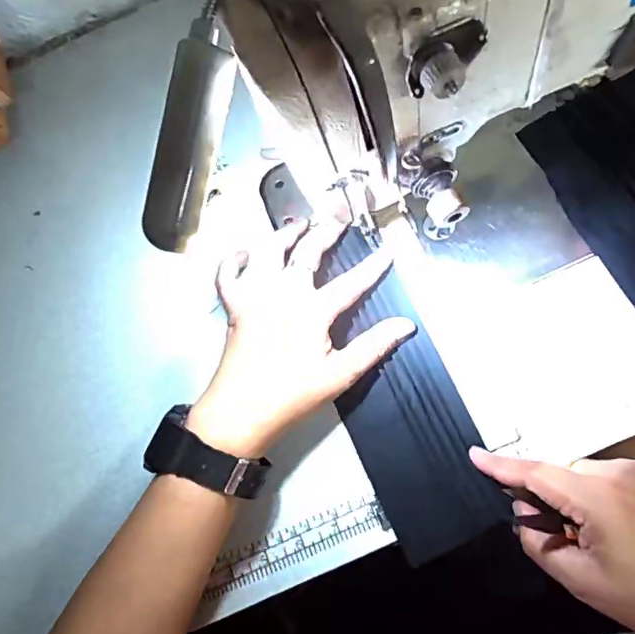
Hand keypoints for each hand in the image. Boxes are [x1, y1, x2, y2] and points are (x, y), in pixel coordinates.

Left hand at [185, 220, 415, 458]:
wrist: (239, 413)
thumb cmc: (291, 395)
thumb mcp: (340, 374)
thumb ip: (374, 345)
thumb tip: (405, 325)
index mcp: (312, 311)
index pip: (352, 282)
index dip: (374, 265)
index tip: (389, 250)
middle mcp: (282, 294)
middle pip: (307, 253)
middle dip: (326, 233)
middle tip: (338, 220)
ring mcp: (255, 297)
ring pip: (268, 252)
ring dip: (284, 235)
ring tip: (298, 223)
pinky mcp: (234, 308)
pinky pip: (229, 276)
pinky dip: (234, 261)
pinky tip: (243, 254)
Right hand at [470, 448, 634, 633]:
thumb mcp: (586, 582)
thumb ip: (543, 546)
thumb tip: (526, 521)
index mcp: (597, 493)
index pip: (536, 472)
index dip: (501, 466)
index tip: (474, 454)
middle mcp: (618, 470)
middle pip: (562, 474)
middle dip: (545, 497)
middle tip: (548, 539)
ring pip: (587, 478)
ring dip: (574, 501)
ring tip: (588, 545)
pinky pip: (611, 482)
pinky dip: (597, 501)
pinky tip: (612, 537)